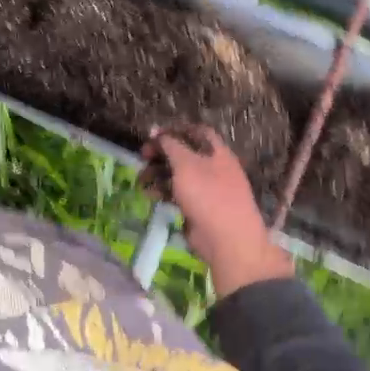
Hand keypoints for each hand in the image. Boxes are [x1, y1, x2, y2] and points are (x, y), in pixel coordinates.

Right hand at [143, 124, 292, 296]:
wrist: (228, 239)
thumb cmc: (208, 195)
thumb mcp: (185, 163)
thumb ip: (170, 144)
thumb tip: (156, 130)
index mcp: (217, 153)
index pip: (197, 132)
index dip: (175, 130)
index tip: (153, 135)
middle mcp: (214, 168)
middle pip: (184, 153)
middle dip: (161, 154)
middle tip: (143, 157)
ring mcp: (207, 188)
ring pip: (178, 174)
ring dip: (158, 174)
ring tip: (141, 181)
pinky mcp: (199, 207)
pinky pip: (178, 193)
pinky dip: (164, 191)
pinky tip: (151, 195)